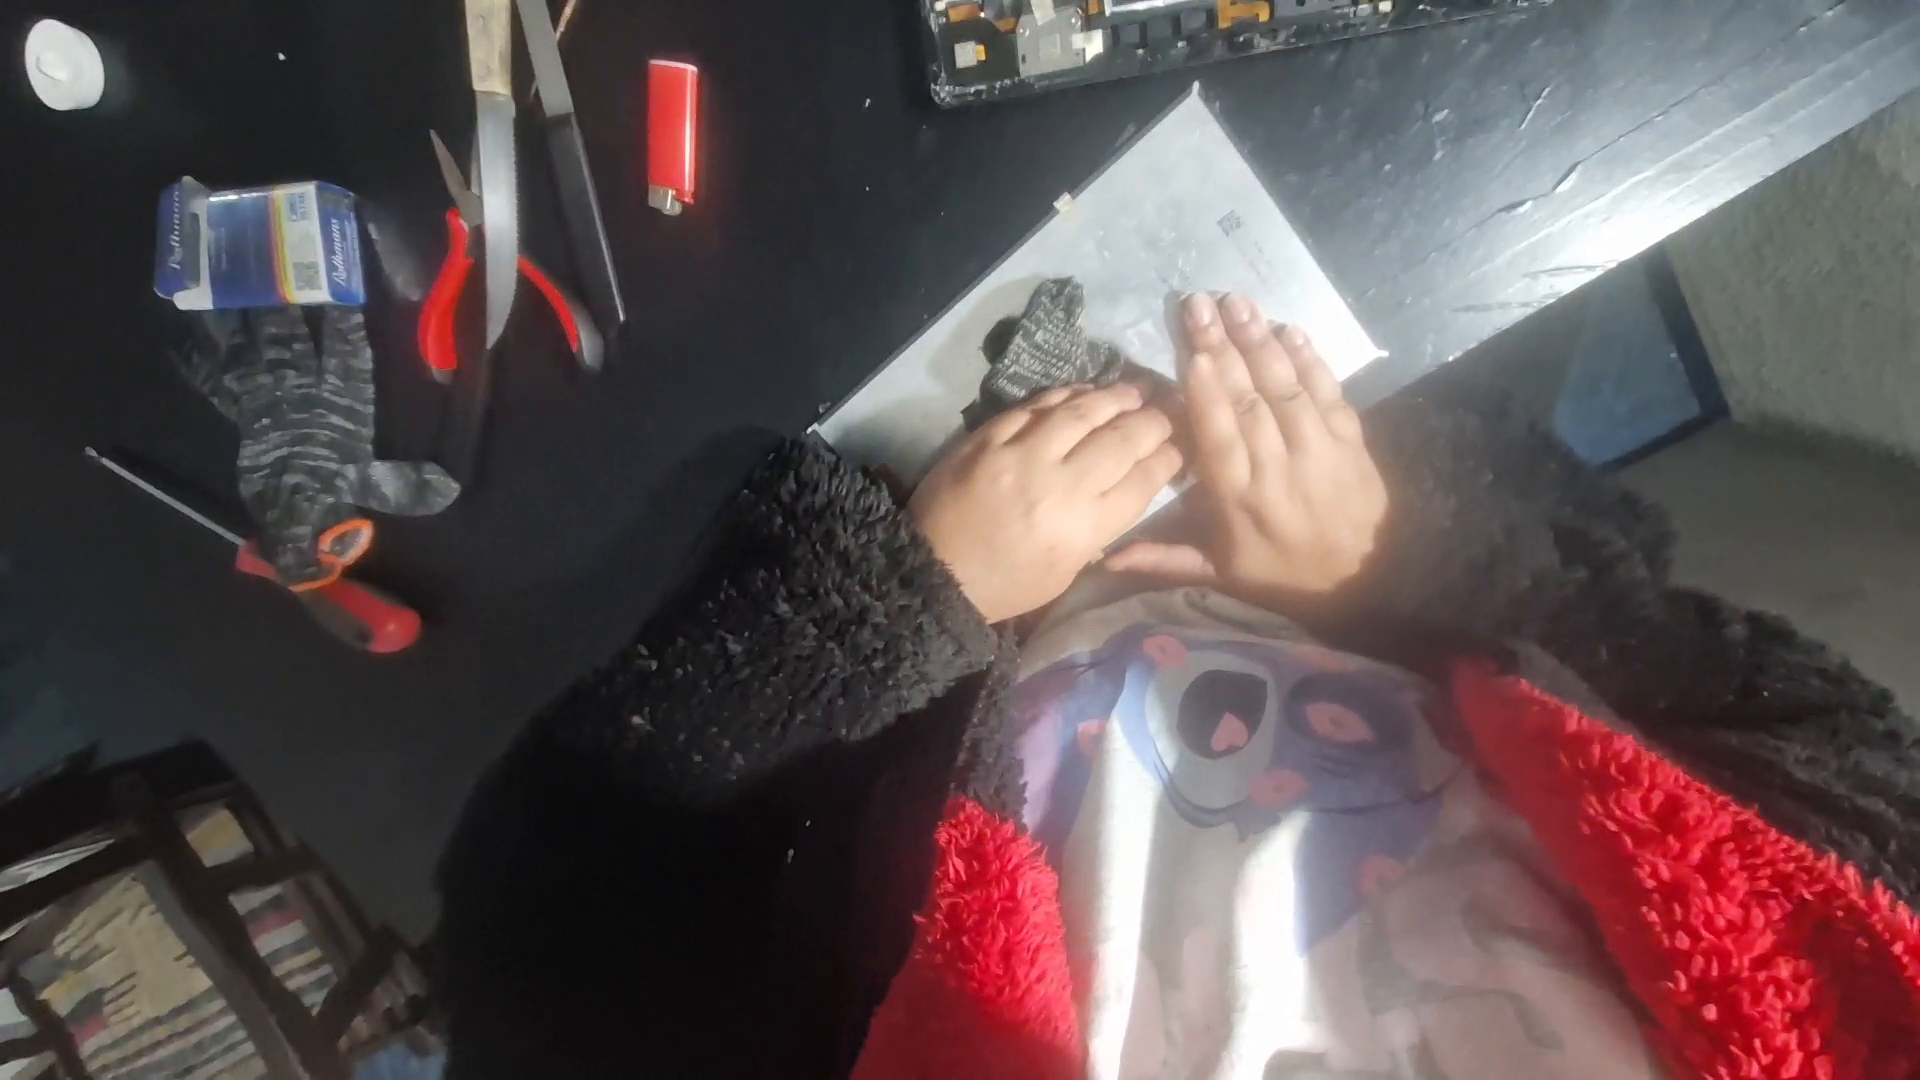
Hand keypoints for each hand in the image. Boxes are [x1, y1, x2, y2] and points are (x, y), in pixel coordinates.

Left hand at [911, 383, 1183, 622]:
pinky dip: (1067, 395)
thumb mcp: (1066, 572)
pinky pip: (1038, 405)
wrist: (934, 572)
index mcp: (1083, 529)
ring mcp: (1022, 454)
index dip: (1166, 459)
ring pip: (1083, 411)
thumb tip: (1128, 485)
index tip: (1177, 447)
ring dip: (1116, 398)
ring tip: (1133, 392)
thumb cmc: (1005, 584)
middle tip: (1164, 413)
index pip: (1141, 482)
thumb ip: (1100, 528)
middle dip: (1153, 422)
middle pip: (1122, 440)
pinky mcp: (990, 436)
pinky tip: (1085, 392)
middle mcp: (1060, 485)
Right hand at [1107, 293, 1386, 606]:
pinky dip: (1311, 359)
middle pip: (1249, 401)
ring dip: (1260, 342)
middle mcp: (1279, 468)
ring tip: (1237, 302)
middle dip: (1223, 350)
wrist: (1368, 584)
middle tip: (1200, 304)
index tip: (1189, 355)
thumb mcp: (1220, 575)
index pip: (1220, 438)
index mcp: (1241, 500)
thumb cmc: (1282, 577)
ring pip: (1287, 388)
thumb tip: (1107, 558)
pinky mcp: (1351, 440)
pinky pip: (1330, 393)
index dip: (1206, 395)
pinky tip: (1290, 328)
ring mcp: (1319, 449)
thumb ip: (1164, 560)